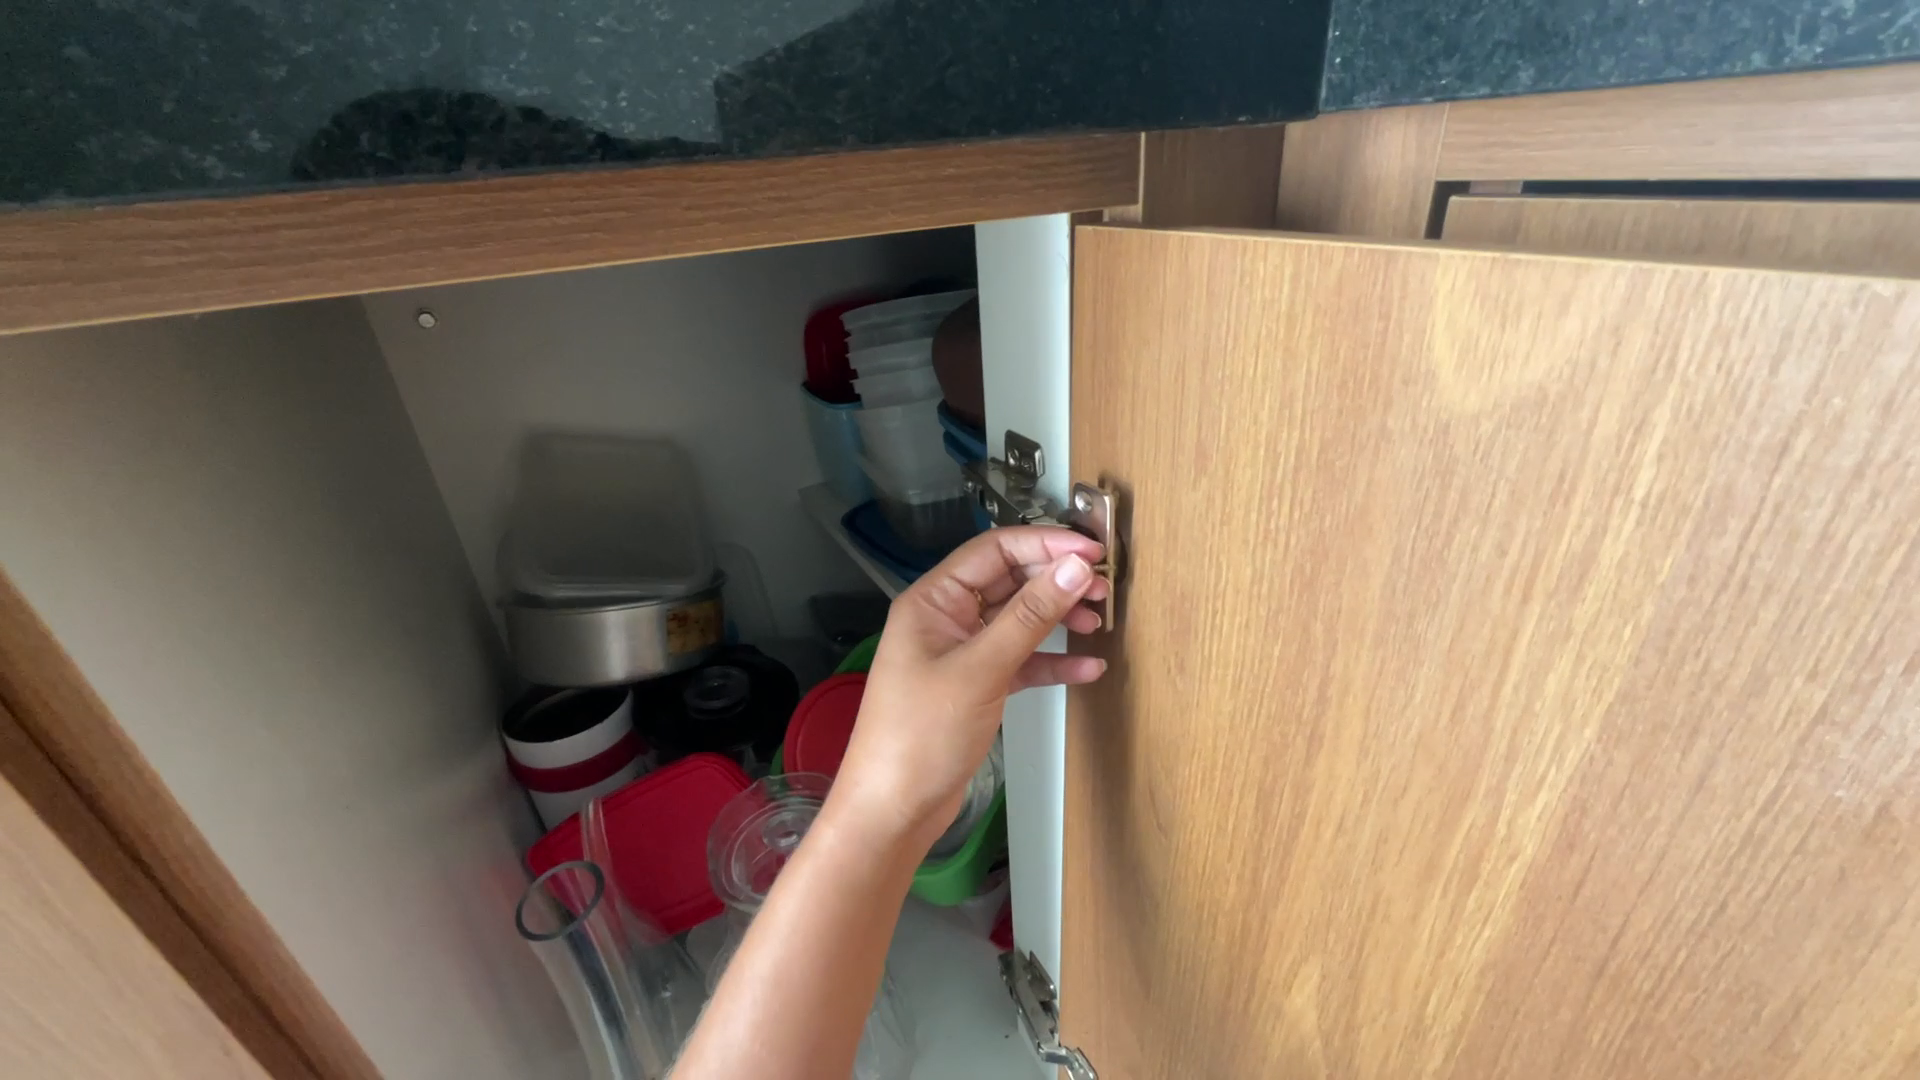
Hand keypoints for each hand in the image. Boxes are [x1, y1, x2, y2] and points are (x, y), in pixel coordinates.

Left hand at [826, 527, 1109, 848]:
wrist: (893, 811)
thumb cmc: (922, 734)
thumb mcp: (981, 669)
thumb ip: (1030, 616)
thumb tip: (1075, 567)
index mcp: (933, 600)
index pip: (994, 551)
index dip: (1044, 544)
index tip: (1092, 550)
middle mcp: (946, 618)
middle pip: (1009, 581)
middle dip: (1055, 580)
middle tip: (1102, 587)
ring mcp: (962, 653)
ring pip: (1017, 620)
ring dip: (1058, 617)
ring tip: (1098, 621)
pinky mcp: (977, 686)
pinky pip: (1020, 661)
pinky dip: (1051, 661)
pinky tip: (1087, 667)